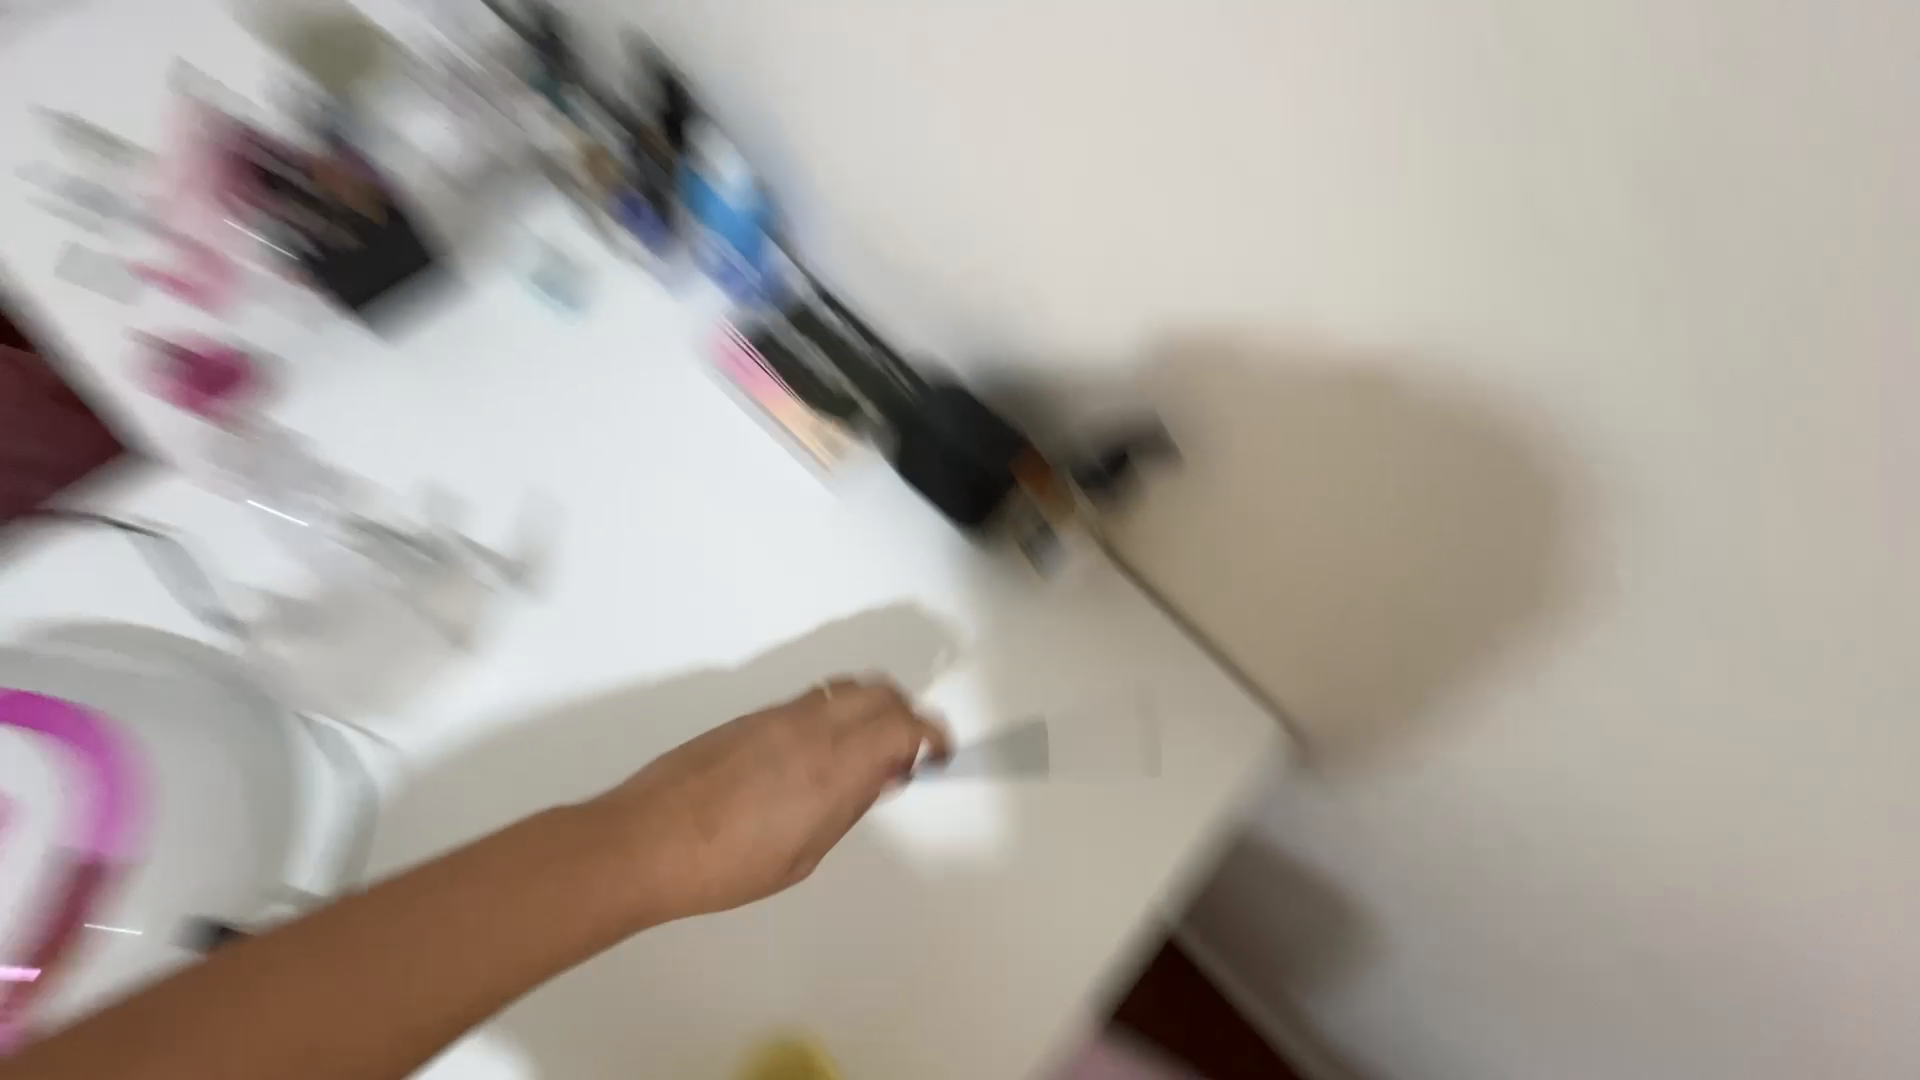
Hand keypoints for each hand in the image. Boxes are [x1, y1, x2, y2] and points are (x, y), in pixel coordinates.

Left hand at [589, 678, 949, 922]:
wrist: (645, 840)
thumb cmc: (727, 865)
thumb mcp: (804, 853)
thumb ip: (849, 805)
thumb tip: (884, 775)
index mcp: (834, 765)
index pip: (904, 724)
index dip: (932, 733)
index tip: (940, 752)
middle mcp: (814, 726)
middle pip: (881, 691)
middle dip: (906, 714)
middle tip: (905, 752)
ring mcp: (781, 715)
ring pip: (847, 688)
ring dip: (871, 708)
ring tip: (863, 750)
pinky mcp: (754, 715)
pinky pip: (814, 698)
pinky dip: (836, 711)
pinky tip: (820, 752)